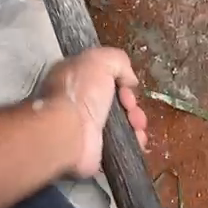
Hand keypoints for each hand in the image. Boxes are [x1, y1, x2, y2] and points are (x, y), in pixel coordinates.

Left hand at [34, 47, 146, 178]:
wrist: (70, 131)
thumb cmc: (81, 91)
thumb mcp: (100, 60)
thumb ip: (118, 61)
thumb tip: (129, 79)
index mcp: (75, 76)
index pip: (103, 74)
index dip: (119, 77)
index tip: (126, 84)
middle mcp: (80, 100)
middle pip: (116, 97)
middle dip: (130, 101)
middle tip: (129, 105)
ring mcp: (88, 125)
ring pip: (123, 119)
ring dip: (136, 120)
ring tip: (136, 124)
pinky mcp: (98, 147)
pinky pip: (123, 140)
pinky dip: (134, 138)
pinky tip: (137, 137)